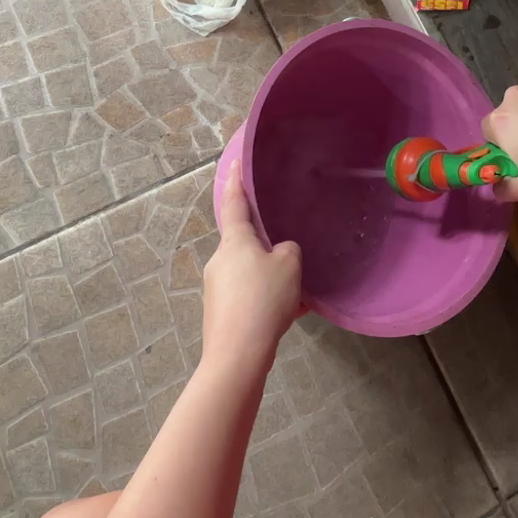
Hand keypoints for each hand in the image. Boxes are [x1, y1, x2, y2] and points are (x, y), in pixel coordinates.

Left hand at [202, 161, 303, 375]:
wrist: (237, 355)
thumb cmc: (263, 300)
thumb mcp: (289, 266)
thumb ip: (288, 250)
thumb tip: (280, 254)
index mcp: (235, 241)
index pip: (234, 202)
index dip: (237, 181)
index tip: (236, 163)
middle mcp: (221, 260)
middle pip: (245, 243)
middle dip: (266, 245)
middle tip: (289, 248)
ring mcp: (217, 289)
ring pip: (250, 273)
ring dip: (271, 277)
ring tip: (299, 291)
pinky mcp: (221, 313)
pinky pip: (250, 297)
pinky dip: (268, 300)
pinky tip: (291, 314)